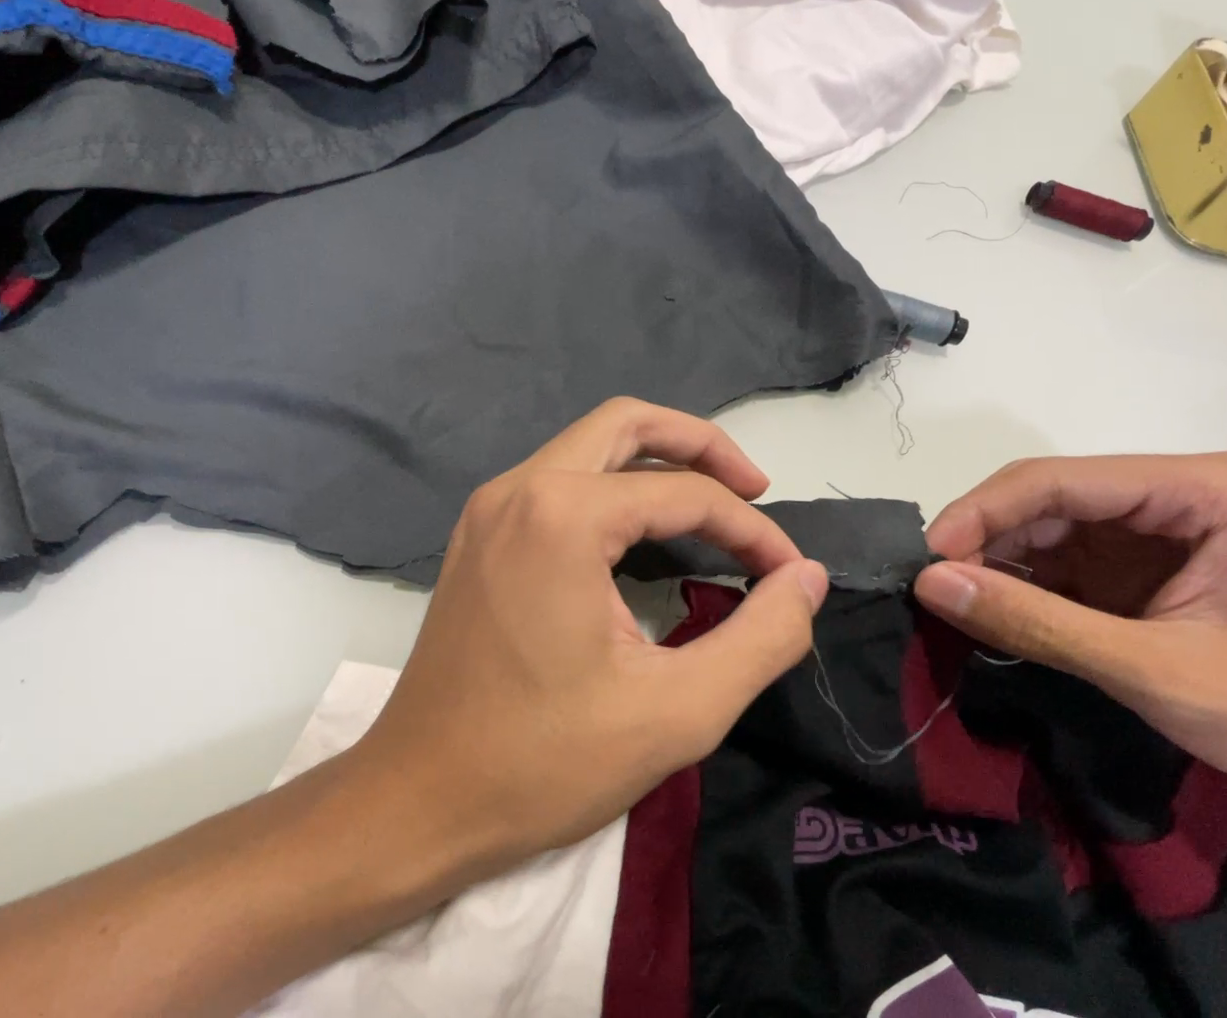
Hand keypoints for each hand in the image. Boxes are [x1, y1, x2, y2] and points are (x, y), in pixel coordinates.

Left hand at [351, 398, 829, 874]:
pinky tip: (642, 541)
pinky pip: (554, 486)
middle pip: (626, 426)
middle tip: (755, 492)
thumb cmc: (546, 762)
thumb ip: (763, 637)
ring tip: (710, 509)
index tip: (790, 577)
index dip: (752, 529)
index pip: (684, 493)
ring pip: (585, 450)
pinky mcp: (475, 542)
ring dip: (654, 464)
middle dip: (701, 447)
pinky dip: (610, 492)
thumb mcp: (680, 710)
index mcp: (562, 515)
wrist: (419, 801)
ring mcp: (487, 512)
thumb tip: (807, 578)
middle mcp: (518, 491)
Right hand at [911, 453, 1226, 810]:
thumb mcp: (1155, 670)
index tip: (925, 561)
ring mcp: (1170, 530)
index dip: (982, 513)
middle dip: (988, 540)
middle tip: (932, 588)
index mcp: (1206, 490)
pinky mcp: (1156, 567)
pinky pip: (1073, 564)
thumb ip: (1036, 623)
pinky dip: (1030, 589)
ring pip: (1056, 530)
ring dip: (1003, 565)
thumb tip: (928, 584)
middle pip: (1054, 499)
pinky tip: (995, 612)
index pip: (1063, 480)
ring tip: (954, 603)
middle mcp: (1185, 493)